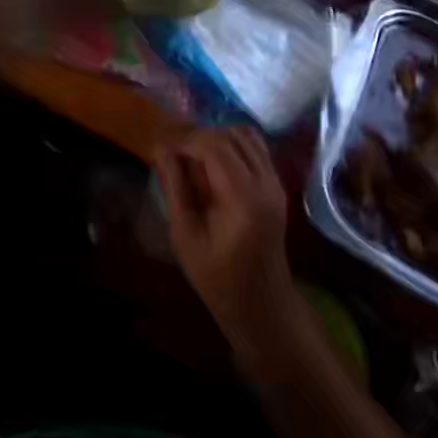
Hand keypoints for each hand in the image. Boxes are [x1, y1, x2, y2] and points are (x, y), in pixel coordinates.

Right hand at [156, 127, 293, 331]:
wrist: (261, 302)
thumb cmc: (217, 277)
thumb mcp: (186, 236)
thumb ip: (175, 188)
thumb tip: (160, 149)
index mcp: (243, 198)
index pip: (215, 145)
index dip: (185, 141)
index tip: (163, 152)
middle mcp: (266, 183)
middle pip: (231, 135)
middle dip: (199, 136)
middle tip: (174, 154)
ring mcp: (276, 183)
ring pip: (247, 136)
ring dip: (218, 138)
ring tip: (193, 157)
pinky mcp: (277, 186)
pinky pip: (257, 149)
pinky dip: (233, 146)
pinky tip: (214, 165)